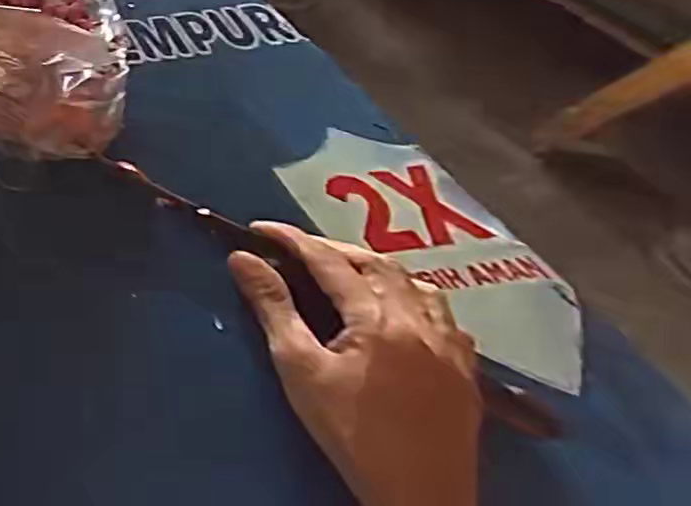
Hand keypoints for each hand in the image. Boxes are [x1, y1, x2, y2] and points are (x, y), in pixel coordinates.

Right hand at [230, 221, 480, 505]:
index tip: (259, 230)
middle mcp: (422, 327)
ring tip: (345, 273)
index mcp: (379, 322)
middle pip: (380, 266)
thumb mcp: (297, 365)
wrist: (419, 497)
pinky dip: (413, 300)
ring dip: (378, 271)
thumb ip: (272, 306)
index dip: (291, 239)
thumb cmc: (349, 428)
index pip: (330, 262)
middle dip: (333, 249)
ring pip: (420, 288)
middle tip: (295, 250)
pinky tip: (396, 312)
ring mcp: (452, 352)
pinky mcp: (466, 376)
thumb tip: (243, 258)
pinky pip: (446, 319)